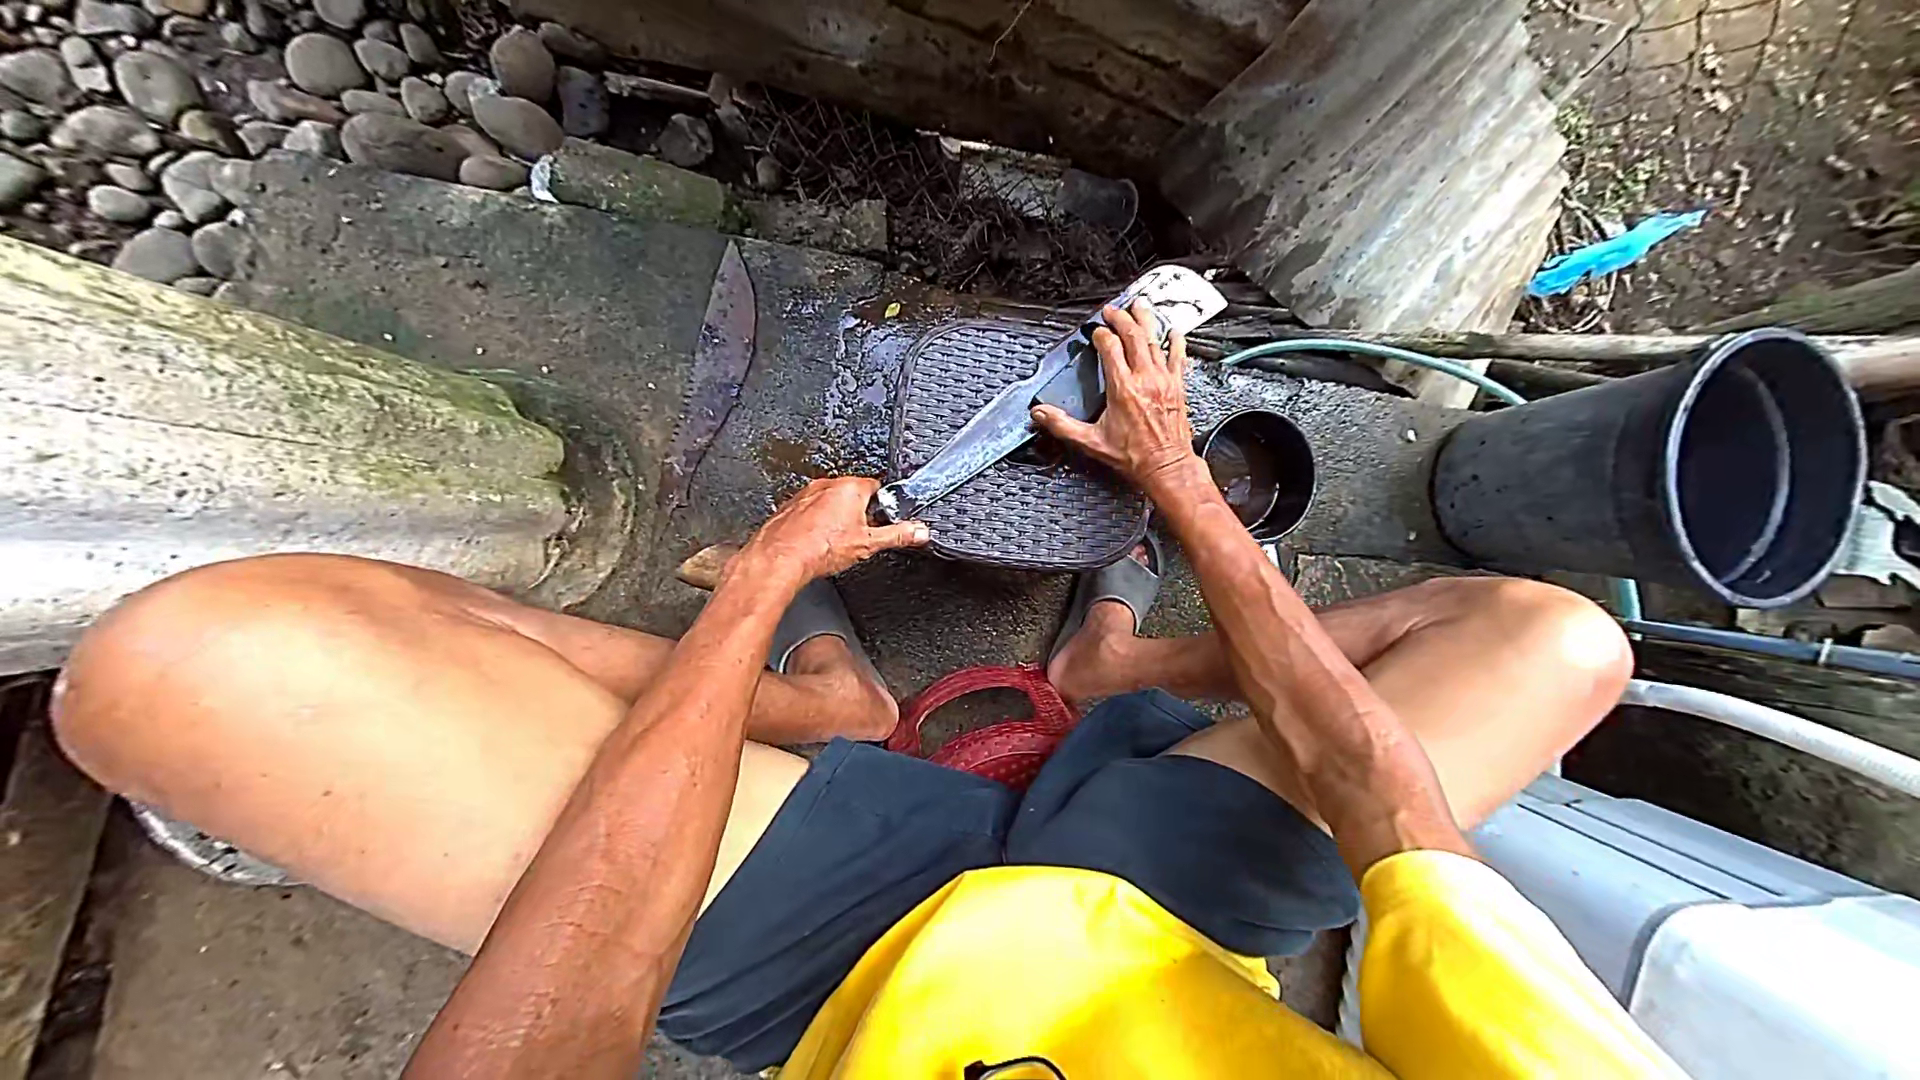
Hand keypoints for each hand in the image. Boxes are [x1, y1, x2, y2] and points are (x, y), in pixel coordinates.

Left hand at [737, 476, 928, 582]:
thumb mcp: (868, 544)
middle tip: (858, 536)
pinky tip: (815, 543)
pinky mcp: (789, 507)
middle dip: (858, 512)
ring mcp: (806, 494)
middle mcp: (827, 485)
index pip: (877, 487)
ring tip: (834, 543)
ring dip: (834, 518)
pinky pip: (809, 511)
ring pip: (829, 502)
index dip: (883, 505)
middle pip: (853, 494)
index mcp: (851, 487)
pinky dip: (814, 523)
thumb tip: (919, 531)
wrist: (780, 559)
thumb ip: (897, 535)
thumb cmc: (819, 549)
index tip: (882, 519)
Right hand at [1030, 299, 1197, 488]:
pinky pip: (1179, 355)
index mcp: (1123, 389)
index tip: (1096, 333)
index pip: (1111, 348)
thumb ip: (1063, 425)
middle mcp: (1145, 379)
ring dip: (1146, 320)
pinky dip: (1175, 340)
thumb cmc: (1133, 456)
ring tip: (1139, 307)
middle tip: (1112, 311)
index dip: (1101, 335)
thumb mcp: (1091, 442)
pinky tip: (1173, 331)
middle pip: (1134, 335)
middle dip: (1121, 318)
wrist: (1165, 466)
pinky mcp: (1178, 386)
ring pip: (1156, 340)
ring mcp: (1164, 380)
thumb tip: (1041, 414)